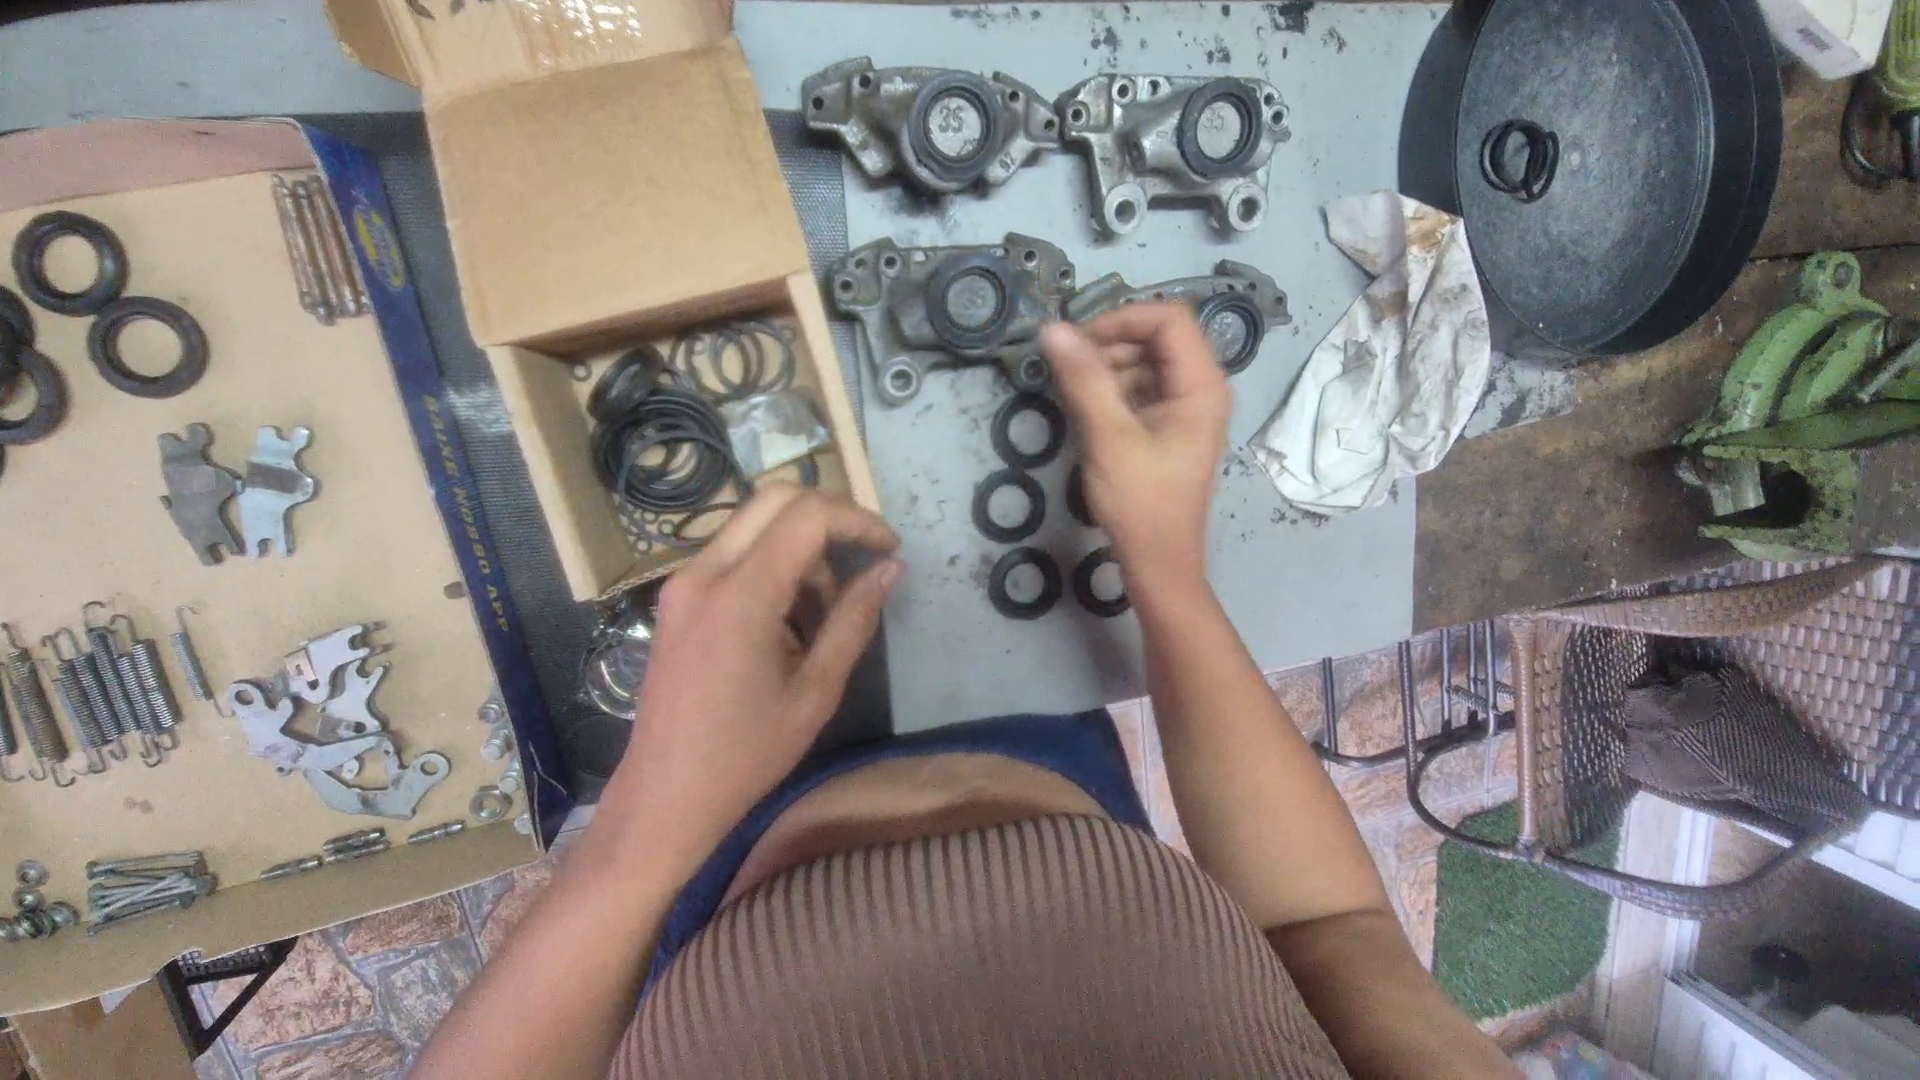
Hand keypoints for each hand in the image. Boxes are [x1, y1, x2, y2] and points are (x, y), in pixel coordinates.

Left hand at [602, 484, 902, 868]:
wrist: (664, 795)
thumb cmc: (745, 755)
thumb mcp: (816, 692)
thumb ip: (854, 621)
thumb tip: (891, 570)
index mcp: (740, 596)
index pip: (807, 515)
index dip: (859, 521)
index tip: (890, 551)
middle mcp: (704, 572)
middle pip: (777, 498)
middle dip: (832, 518)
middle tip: (865, 561)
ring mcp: (684, 581)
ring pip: (756, 523)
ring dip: (802, 546)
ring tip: (826, 611)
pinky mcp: (678, 597)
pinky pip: (735, 552)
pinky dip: (774, 564)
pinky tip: (790, 619)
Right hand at [1041, 304, 1230, 588]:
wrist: (1158, 561)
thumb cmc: (1140, 502)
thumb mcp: (1108, 437)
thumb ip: (1083, 379)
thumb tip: (1052, 329)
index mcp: (1202, 386)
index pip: (1168, 318)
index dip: (1121, 318)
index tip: (1078, 341)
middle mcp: (1202, 389)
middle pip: (1157, 338)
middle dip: (1111, 345)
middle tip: (1069, 370)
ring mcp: (1188, 409)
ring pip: (1146, 363)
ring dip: (1108, 370)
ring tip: (1075, 397)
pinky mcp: (1171, 427)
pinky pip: (1142, 391)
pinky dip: (1113, 393)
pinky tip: (1089, 415)